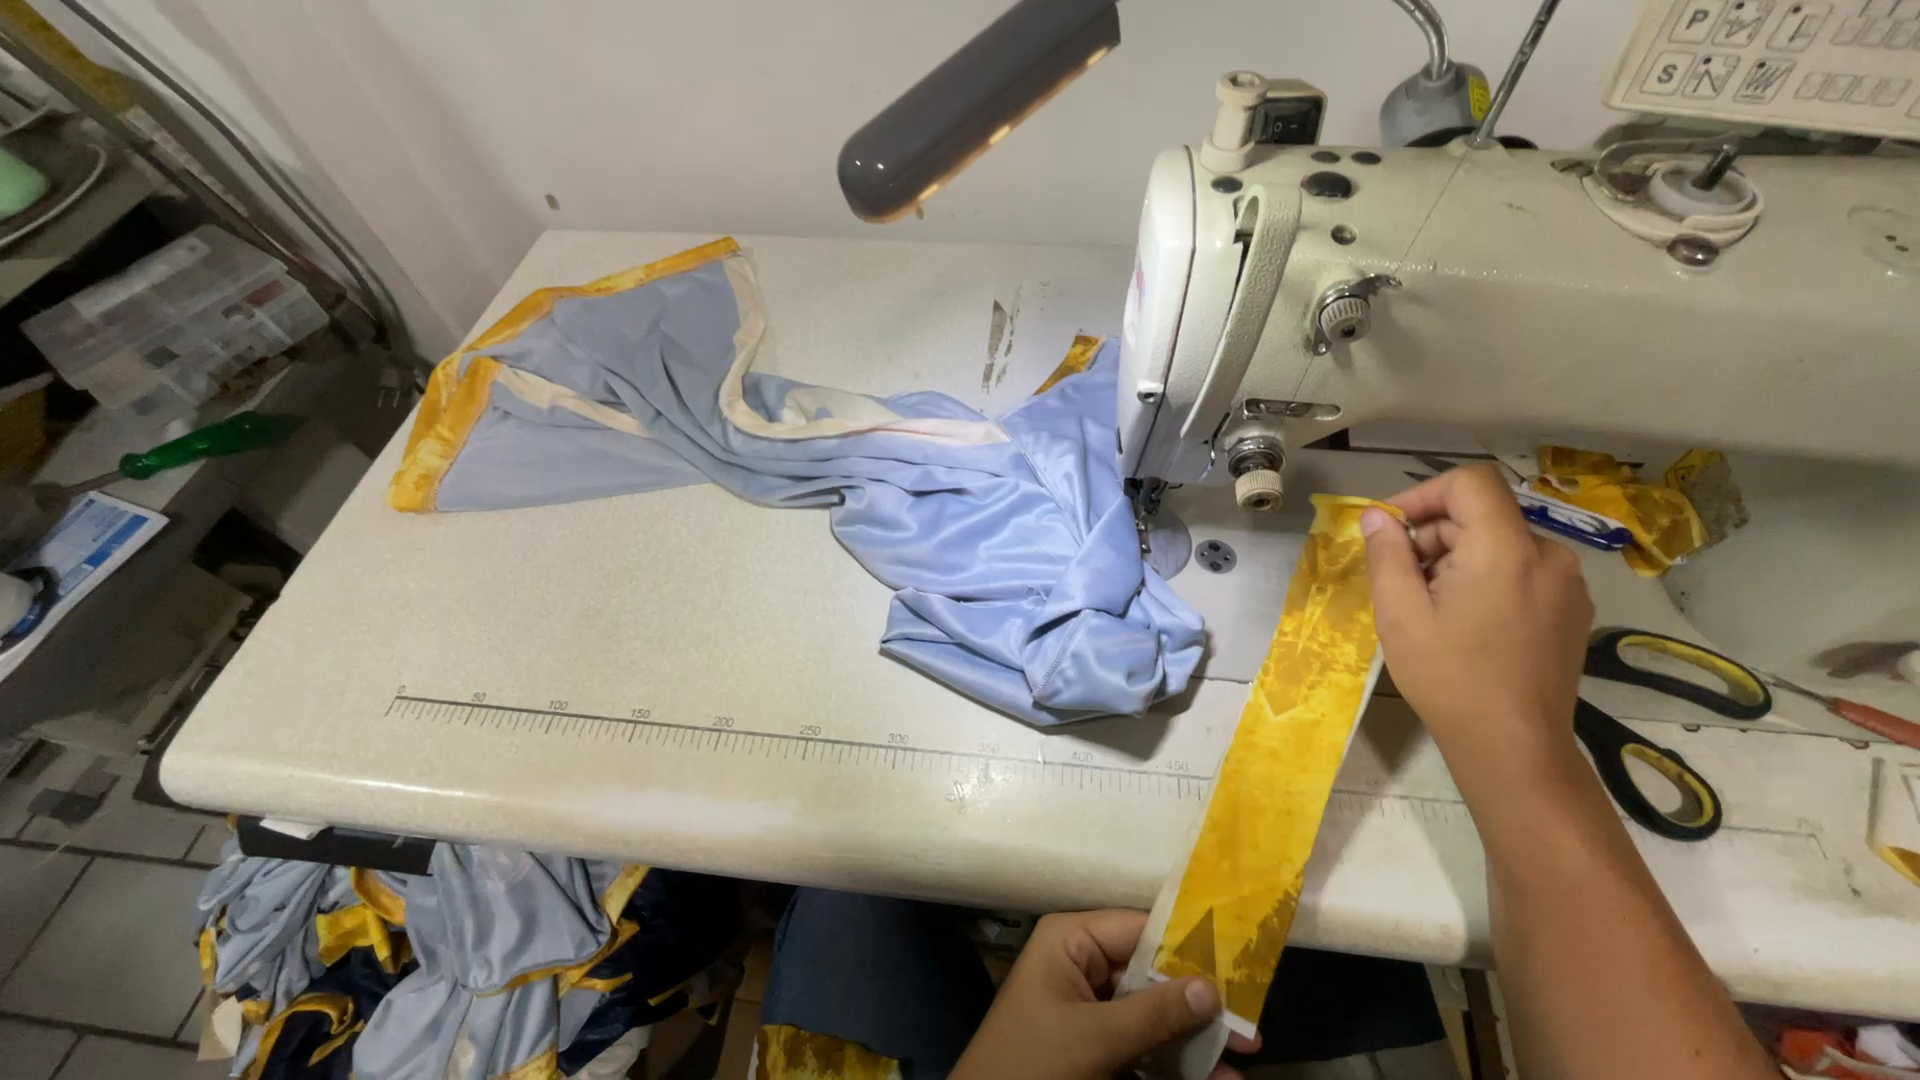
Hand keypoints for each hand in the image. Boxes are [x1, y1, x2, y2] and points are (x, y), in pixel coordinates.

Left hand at [950, 910, 1254, 1079]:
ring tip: (1245, 1057)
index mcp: (1071, 941)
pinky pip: (1144, 1045)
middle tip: (1251, 1032)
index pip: (1141, 929)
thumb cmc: (1030, 1063)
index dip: (1190, 947)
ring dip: (1196, 1040)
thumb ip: (1153, 1013)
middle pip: (1153, 973)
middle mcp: (1083, 963)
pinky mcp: (1095, 1045)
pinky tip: (1216, 1078)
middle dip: (1200, 1004)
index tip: (1240, 967)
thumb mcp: (1092, 1038)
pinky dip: (1176, 1064)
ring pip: (1155, 1013)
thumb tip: (1211, 987)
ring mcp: (1090, 1006)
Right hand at [1360, 465, 1593, 768]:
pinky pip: (1521, 571)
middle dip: (1433, 538)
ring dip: (1457, 560)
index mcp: (1506, 550)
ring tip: (1431, 608)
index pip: (1470, 483)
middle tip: (1401, 583)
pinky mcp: (1572, 609)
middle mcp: (1548, 556)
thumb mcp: (1399, 614)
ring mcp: (1567, 584)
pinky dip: (1487, 579)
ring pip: (1500, 545)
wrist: (1512, 744)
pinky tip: (1467, 623)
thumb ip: (1387, 555)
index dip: (1424, 494)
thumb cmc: (1449, 677)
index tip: (1391, 529)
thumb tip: (1376, 517)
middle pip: (1481, 517)